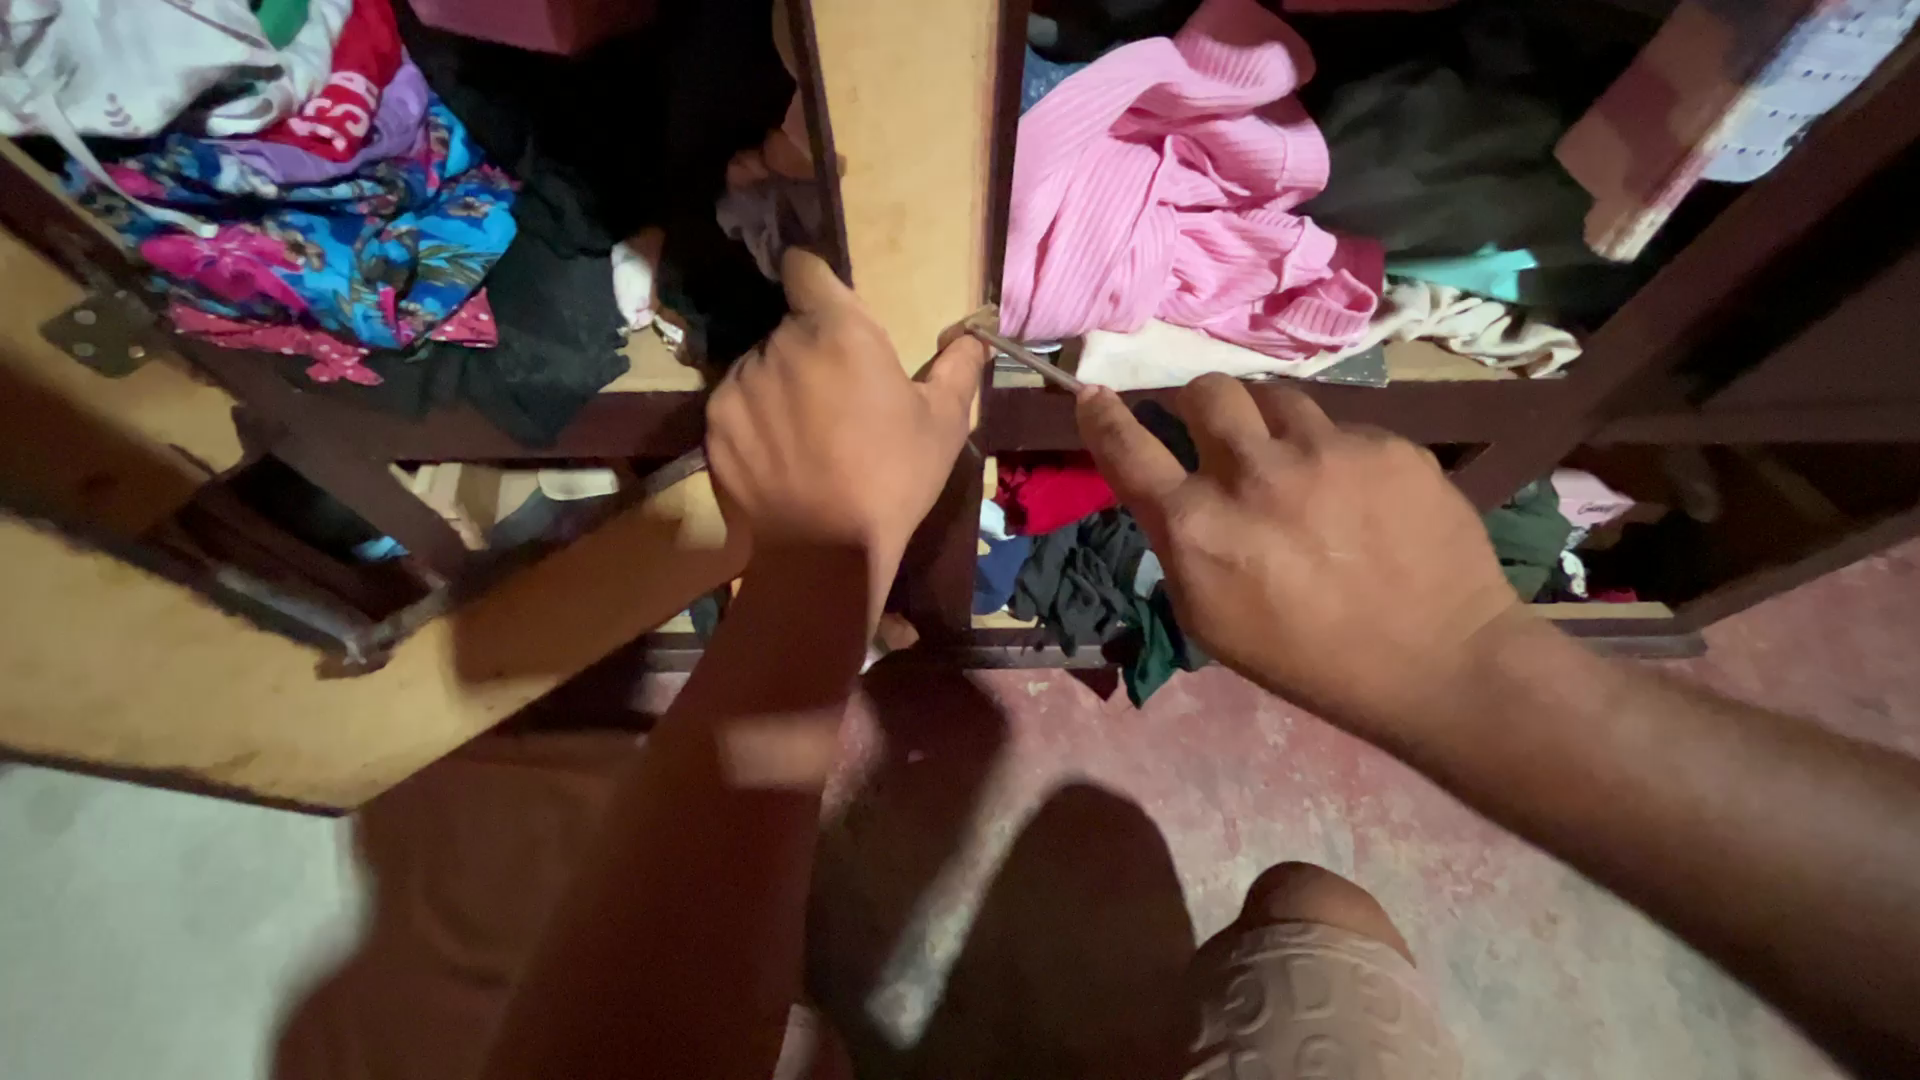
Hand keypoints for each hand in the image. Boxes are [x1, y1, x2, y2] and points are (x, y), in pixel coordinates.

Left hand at [706, 248, 986, 571]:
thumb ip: (959, 367)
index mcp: (838, 331)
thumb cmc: (895, 481)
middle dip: (811, 349)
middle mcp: (779, 344)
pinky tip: (780, 456)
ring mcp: (740, 385)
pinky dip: (754, 418)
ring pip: (760, 365)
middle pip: (789, 327)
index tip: (828, 307)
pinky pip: (736, 404)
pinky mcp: (715, 425)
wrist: (828, 553)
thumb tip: (977, 335)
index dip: (815, 281)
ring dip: (780, 384)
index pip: (804, 268)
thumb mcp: (943, 424)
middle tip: (837, 398)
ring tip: (806, 435)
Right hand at [1077, 375, 1525, 733]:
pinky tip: (1353, 493)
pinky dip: (1329, 451)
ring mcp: (1326, 452)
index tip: (1093, 396)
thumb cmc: (1302, 657)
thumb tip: (1170, 494)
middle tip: (1212, 431)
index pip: (1128, 450)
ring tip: (1290, 463)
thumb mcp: (1208, 618)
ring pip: (1273, 398)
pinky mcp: (1387, 445)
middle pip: (1205, 391)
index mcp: (1198, 528)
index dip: (1102, 417)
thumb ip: (1179, 546)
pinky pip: (1338, 426)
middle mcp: (1253, 475)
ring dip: (1264, 425)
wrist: (1436, 661)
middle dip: (1196, 405)